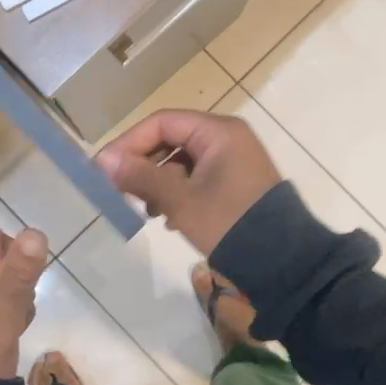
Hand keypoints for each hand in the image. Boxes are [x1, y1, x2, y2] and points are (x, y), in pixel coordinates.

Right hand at [96, 109, 281, 255]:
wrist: (282, 261)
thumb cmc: (229, 223)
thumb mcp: (180, 200)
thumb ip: (141, 177)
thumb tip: (103, 161)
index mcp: (218, 131)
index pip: (161, 123)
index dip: (128, 143)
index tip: (104, 169)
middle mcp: (227, 138)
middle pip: (171, 140)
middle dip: (143, 165)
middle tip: (122, 192)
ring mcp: (234, 161)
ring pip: (182, 161)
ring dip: (159, 183)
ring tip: (148, 211)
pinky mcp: (236, 183)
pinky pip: (197, 177)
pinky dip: (177, 193)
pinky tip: (168, 219)